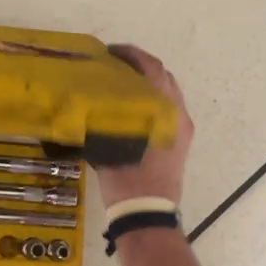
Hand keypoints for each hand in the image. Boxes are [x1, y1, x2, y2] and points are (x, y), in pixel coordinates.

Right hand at [94, 45, 193, 208]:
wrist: (147, 213)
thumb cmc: (127, 180)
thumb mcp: (107, 146)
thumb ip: (101, 120)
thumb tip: (84, 102)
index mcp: (163, 112)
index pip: (152, 70)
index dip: (132, 55)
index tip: (111, 52)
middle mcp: (177, 115)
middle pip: (162, 77)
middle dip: (140, 66)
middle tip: (113, 65)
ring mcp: (181, 128)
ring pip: (167, 93)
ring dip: (146, 82)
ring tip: (120, 84)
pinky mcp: (179, 141)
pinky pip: (167, 108)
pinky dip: (151, 99)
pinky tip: (130, 107)